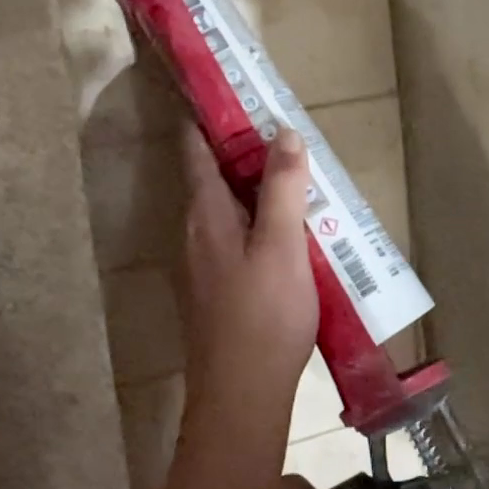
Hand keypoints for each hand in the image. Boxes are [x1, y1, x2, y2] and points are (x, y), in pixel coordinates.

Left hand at [176, 122, 319, 407]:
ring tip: (293, 177)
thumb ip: (283, 187)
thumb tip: (284, 131)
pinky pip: (234, 238)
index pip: (197, 149)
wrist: (240, 396)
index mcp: (205, 214)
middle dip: (241, 151)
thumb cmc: (263, 315)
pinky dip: (256, 222)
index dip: (211, 118)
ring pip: (225, 210)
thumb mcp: (282, 245)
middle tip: (283, 131)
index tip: (234, 93)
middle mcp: (195, 232)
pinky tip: (288, 234)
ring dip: (253, 189)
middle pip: (212, 177)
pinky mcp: (216, 290)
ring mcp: (202, 264)